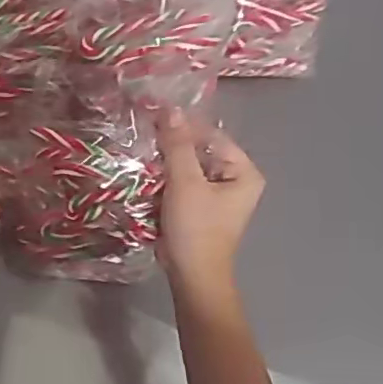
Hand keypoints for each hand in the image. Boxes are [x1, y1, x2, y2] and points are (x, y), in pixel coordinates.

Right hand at [156, 109, 263, 293]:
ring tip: (139, 156)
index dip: (183, 126)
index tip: (152, 117)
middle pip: (199, 152)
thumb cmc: (195, 227)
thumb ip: (177, 146)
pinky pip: (180, 186)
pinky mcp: (197, 209)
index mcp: (243, 172)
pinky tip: (144, 178)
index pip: (211, 137)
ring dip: (164, 165)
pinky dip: (163, 182)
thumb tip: (170, 110)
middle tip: (142, 137)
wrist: (192, 274)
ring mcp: (215, 197)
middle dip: (171, 147)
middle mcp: (234, 181)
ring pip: (186, 170)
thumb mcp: (185, 183)